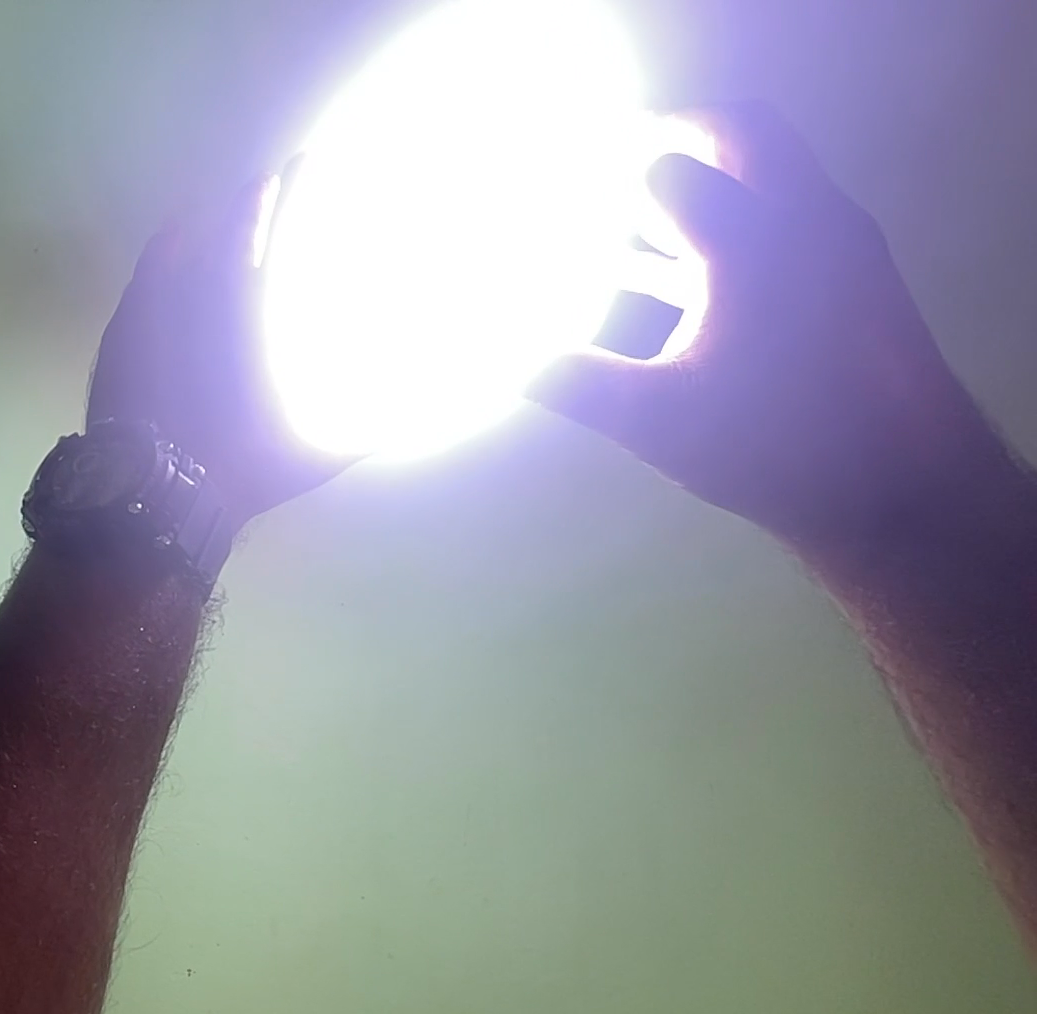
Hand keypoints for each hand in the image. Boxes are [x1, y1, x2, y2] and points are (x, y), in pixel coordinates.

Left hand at [87, 174, 355, 527]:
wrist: (155, 494)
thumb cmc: (239, 471)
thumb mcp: (314, 457)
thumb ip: (365, 428)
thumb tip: (413, 413)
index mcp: (254, 316)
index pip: (277, 233)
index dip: (292, 194)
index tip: (303, 164)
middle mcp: (203, 299)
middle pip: (225, 230)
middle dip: (247, 203)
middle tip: (261, 183)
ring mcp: (155, 315)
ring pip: (179, 247)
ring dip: (201, 222)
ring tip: (210, 206)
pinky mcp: (123, 335)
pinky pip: (143, 277)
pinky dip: (159, 253)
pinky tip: (167, 242)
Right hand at [531, 102, 1018, 544]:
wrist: (903, 488)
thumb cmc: (775, 444)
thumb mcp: (652, 417)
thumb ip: (570, 380)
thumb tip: (499, 361)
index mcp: (756, 244)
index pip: (669, 170)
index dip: (604, 165)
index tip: (551, 172)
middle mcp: (805, 224)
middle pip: (740, 136)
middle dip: (665, 135)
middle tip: (597, 155)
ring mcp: (830, 251)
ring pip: (754, 180)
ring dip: (681, 185)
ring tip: (605, 213)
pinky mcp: (837, 284)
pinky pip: (761, 227)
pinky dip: (699, 231)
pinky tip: (641, 276)